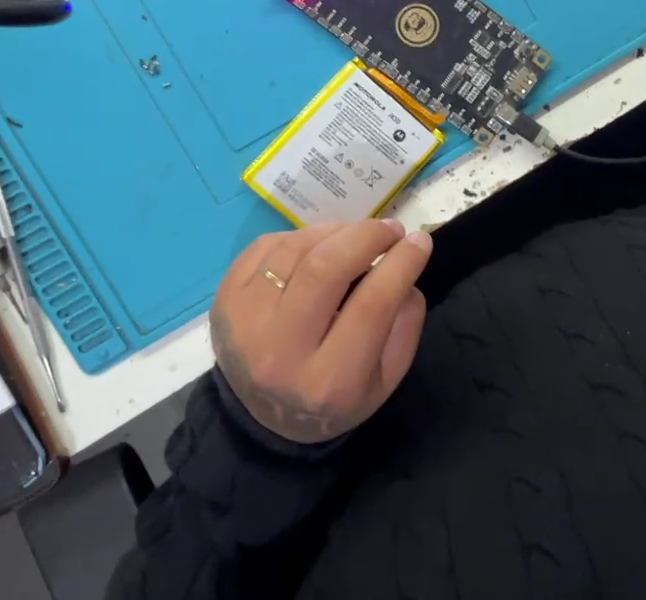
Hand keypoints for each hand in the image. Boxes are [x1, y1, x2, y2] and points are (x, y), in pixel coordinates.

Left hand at [210, 220, 431, 443]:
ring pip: (296, 249)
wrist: (263, 417)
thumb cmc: (337, 395)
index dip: (402, 264)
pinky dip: (302, 236)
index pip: (372, 305)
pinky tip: (320, 246)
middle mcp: (279, 353)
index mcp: (329, 382)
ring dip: (336, 230)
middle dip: (367, 236)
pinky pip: (267, 246)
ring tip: (358, 236)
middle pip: (325, 269)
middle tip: (391, 229)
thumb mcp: (387, 376)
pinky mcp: (224, 300)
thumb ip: (405, 322)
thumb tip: (404, 263)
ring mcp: (244, 323)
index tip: (420, 240)